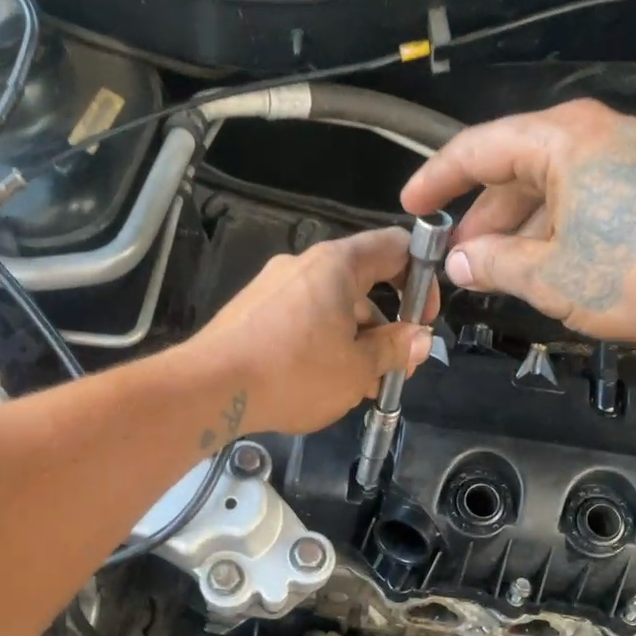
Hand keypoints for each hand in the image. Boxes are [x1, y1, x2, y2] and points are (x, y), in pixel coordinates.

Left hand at [186, 227, 436, 435]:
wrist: (211, 388)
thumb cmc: (295, 373)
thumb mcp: (358, 368)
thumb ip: (394, 349)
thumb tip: (420, 338)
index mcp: (337, 265)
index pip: (395, 247)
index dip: (422, 278)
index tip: (424, 320)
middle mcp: (304, 264)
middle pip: (362, 284)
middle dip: (384, 327)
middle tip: (393, 369)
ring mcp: (273, 287)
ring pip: (330, 308)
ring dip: (353, 342)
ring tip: (358, 388)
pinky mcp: (251, 312)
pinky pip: (300, 321)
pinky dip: (320, 345)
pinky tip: (321, 383)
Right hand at [399, 99, 635, 342]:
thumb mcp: (554, 278)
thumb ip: (497, 266)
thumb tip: (462, 262)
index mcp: (562, 141)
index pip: (476, 149)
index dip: (436, 181)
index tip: (411, 207)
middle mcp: (598, 133)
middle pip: (517, 170)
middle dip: (484, 219)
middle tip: (462, 263)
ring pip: (557, 189)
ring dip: (524, 231)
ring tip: (508, 275)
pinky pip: (592, 198)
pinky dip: (564, 230)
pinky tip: (561, 268)